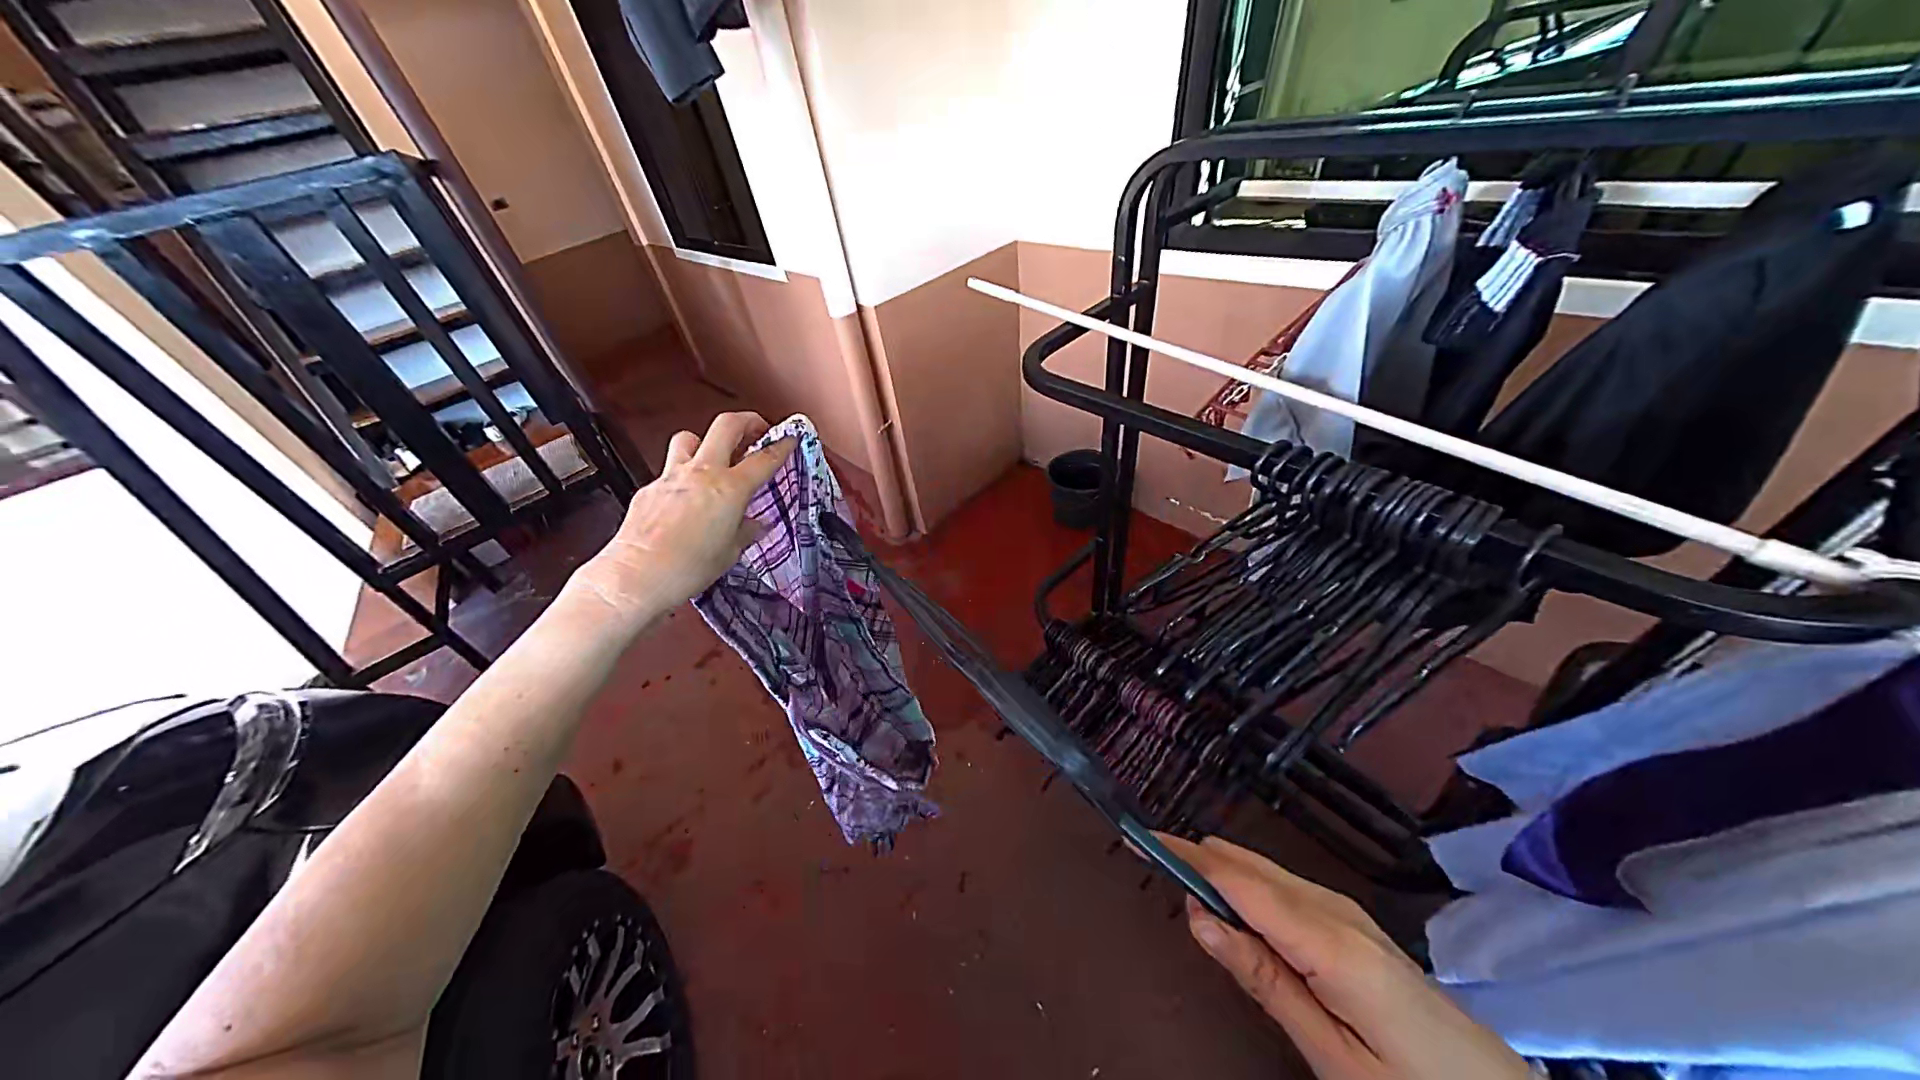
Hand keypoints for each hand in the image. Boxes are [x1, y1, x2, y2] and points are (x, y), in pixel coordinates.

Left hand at [567, 412, 793, 623]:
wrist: (637, 576)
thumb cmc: (685, 568)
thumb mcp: (729, 553)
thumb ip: (745, 532)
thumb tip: (754, 526)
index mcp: (730, 489)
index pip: (764, 458)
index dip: (781, 446)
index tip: (788, 440)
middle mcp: (701, 474)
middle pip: (726, 426)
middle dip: (747, 421)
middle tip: (756, 428)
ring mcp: (672, 477)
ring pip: (690, 438)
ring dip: (706, 440)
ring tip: (714, 454)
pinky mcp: (650, 488)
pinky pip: (669, 469)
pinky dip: (682, 474)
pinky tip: (687, 494)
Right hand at [1160, 833, 1531, 1079]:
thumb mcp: (1330, 1053)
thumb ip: (1263, 978)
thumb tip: (1199, 917)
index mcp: (1326, 940)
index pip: (1237, 879)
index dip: (1184, 855)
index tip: (1139, 838)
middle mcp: (1333, 909)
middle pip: (1247, 864)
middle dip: (1195, 857)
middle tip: (1148, 857)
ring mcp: (1346, 911)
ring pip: (1263, 870)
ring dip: (1218, 870)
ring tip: (1177, 878)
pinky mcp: (1351, 922)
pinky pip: (1283, 888)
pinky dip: (1245, 886)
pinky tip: (1230, 904)